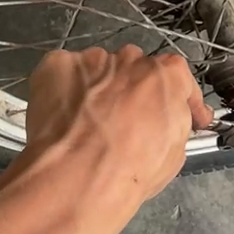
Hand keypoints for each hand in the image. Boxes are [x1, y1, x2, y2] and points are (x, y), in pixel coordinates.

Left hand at [12, 46, 211, 211]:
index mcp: (167, 75)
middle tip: (121, 121)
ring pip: (98, 70)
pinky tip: (59, 117)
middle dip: (130, 90)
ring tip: (84, 123)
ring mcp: (92, 58)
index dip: (175, 96)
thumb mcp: (174, 153)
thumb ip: (173, 121)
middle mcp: (131, 58)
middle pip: (134, 69)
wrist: (77, 175)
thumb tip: (164, 119)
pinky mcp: (56, 64)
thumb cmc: (132, 169)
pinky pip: (64, 74)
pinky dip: (63, 90)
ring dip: (97, 89)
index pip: (176, 75)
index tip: (173, 114)